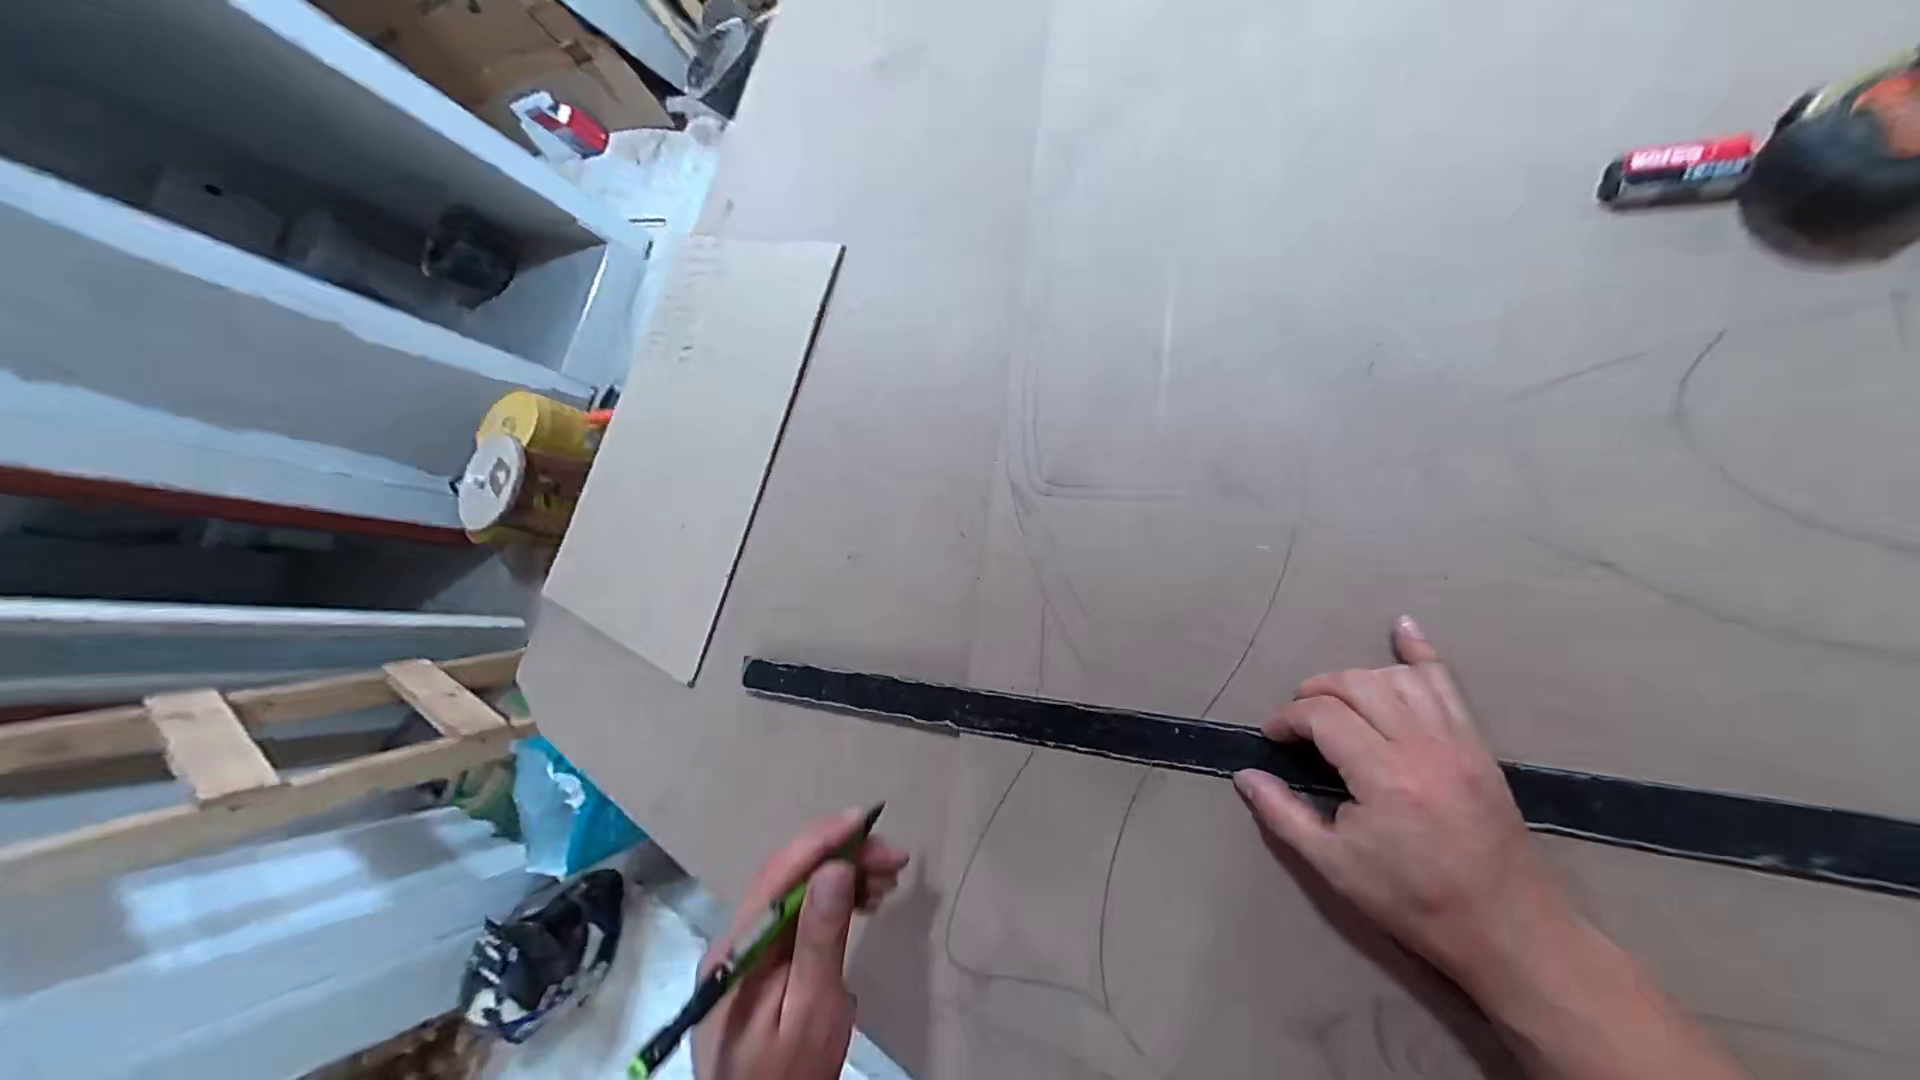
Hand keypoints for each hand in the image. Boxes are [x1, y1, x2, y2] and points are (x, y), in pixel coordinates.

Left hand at [694, 809, 909, 1079]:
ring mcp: (752, 947)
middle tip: (895, 859)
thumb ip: (820, 939)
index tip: (865, 820)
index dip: (823, 839)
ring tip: (888, 879)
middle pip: (793, 875)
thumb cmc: (789, 1077)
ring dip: (845, 875)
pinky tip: (866, 899)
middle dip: (845, 856)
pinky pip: (803, 912)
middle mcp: (739, 937)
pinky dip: (837, 899)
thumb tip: (836, 868)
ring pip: (800, 889)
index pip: (781, 872)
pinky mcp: (768, 960)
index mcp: (739, 946)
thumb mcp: (811, 1012)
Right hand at [1233, 617, 1572, 990]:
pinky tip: (1403, 627)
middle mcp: (1423, 747)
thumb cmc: (1415, 902)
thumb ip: (1283, 814)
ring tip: (1334, 701)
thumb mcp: (1334, 866)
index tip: (1274, 737)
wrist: (1511, 933)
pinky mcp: (1477, 746)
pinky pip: (1448, 685)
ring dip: (1355, 679)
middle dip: (1314, 692)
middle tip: (1298, 721)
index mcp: (1385, 777)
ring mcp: (1457, 742)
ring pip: (1396, 678)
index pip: (1323, 715)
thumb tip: (1245, 776)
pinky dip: (1422, 653)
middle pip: (1356, 685)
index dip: (1288, 718)